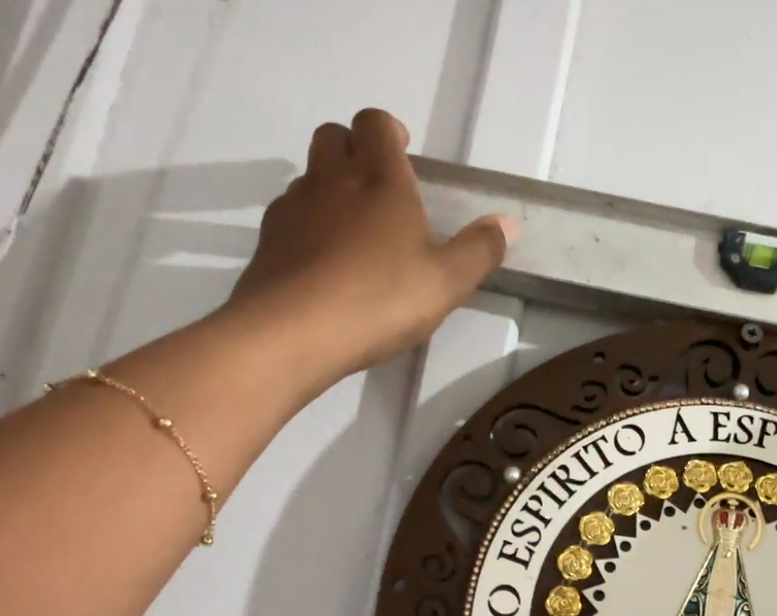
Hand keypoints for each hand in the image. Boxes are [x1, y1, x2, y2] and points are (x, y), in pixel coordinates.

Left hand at [223, 108, 516, 380]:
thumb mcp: (445, 283)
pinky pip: (290, 214)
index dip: (388, 131)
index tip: (404, 153)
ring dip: (330, 186)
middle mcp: (332, 180)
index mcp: (380, 180)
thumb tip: (508, 223)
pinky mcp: (269, 239)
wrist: (292, 332)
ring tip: (354, 230)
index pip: (375, 123)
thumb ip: (478, 251)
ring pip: (309, 175)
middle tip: (379, 187)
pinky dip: (308, 223)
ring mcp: (294, 207)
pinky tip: (324, 261)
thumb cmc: (379, 300)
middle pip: (334, 136)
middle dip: (355, 148)